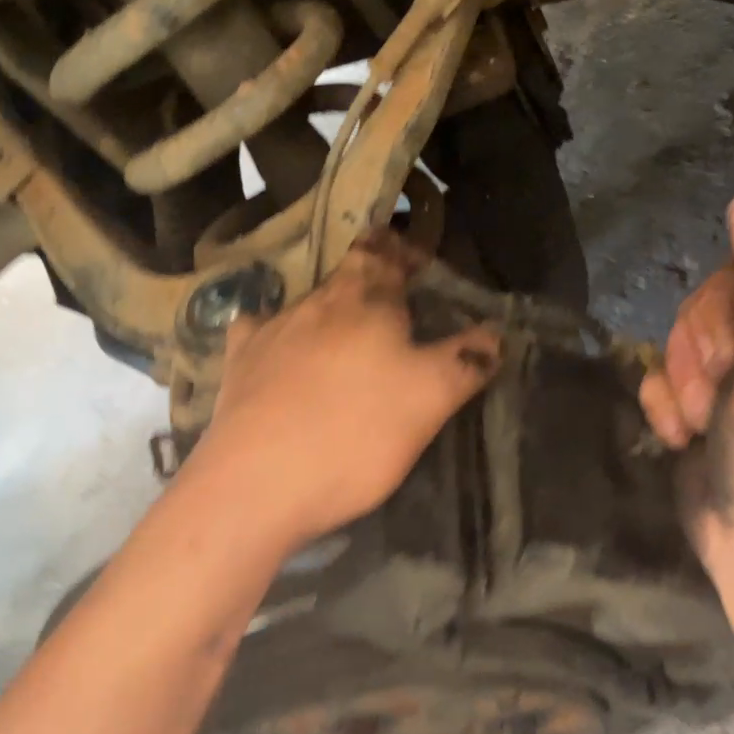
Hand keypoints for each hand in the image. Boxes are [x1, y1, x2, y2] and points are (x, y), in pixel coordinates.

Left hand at [186, 232, 499, 551]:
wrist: (255, 486)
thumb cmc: (356, 432)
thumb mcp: (432, 397)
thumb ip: (466, 359)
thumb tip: (495, 334)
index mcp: (366, 300)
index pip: (385, 252)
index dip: (403, 247)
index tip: (418, 255)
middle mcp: (315, 302)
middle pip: (347, 275)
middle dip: (372, 278)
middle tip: (395, 299)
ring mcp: (270, 331)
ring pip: (308, 304)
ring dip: (331, 309)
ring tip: (348, 334)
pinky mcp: (238, 366)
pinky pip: (262, 334)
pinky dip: (279, 335)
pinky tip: (282, 353)